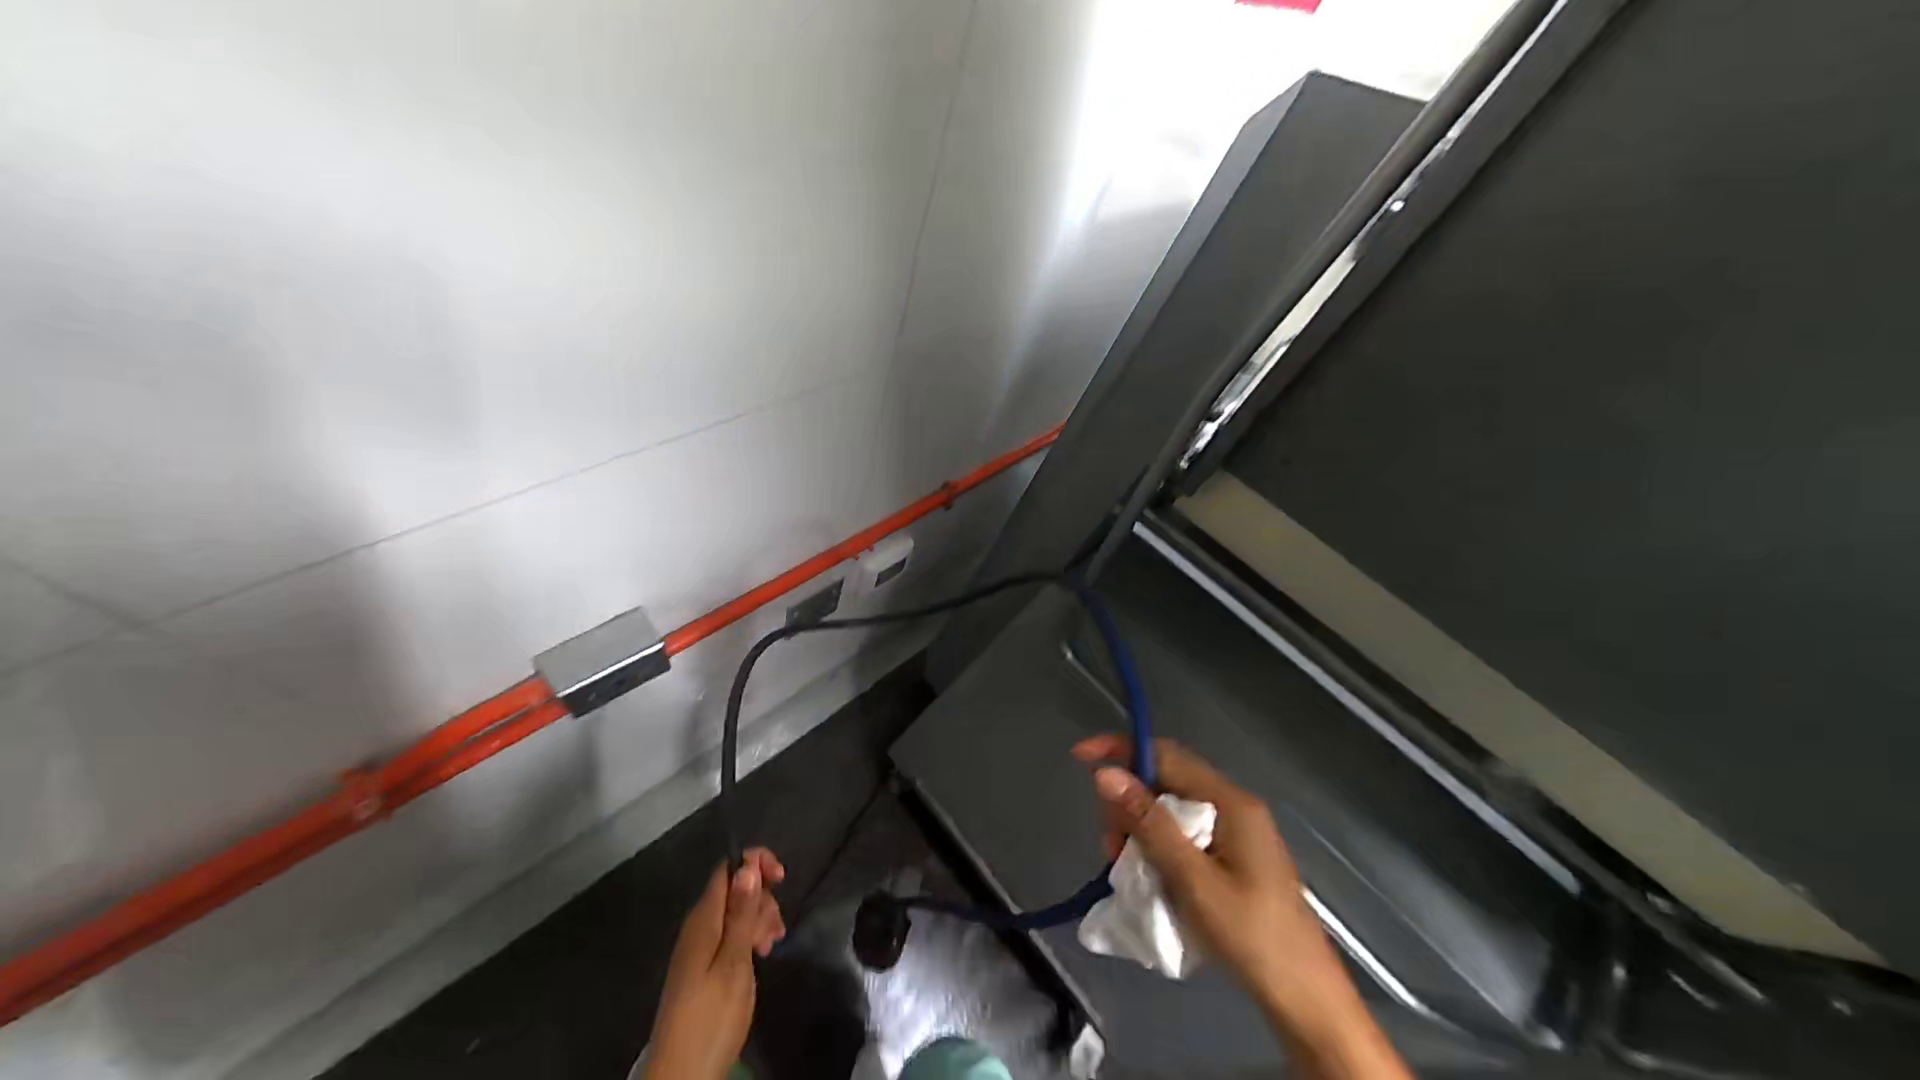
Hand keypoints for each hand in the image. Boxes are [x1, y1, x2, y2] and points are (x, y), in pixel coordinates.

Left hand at [644, 848, 785, 1079]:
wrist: (681, 1076)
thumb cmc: (712, 1017)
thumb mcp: (733, 963)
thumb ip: (740, 914)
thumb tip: (747, 865)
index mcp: (703, 920)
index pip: (727, 869)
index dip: (755, 863)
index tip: (782, 878)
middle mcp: (698, 926)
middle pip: (734, 889)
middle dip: (761, 897)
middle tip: (776, 928)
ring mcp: (698, 947)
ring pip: (735, 913)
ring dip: (758, 919)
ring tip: (772, 944)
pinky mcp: (702, 967)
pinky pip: (729, 935)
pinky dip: (748, 937)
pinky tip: (761, 954)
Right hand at [1073, 737, 1411, 1079]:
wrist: (1306, 998)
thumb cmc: (1251, 936)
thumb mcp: (1192, 880)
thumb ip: (1150, 824)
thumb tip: (1106, 774)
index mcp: (1230, 802)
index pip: (1166, 755)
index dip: (1121, 750)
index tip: (1081, 757)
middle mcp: (1233, 806)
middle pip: (1166, 780)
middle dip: (1128, 802)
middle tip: (1109, 844)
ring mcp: (1235, 832)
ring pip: (1171, 809)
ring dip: (1140, 829)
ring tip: (1124, 866)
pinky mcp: (1232, 856)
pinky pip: (1183, 833)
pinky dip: (1158, 845)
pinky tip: (1147, 875)